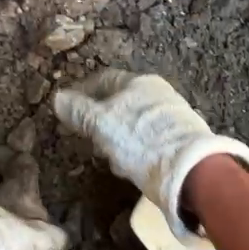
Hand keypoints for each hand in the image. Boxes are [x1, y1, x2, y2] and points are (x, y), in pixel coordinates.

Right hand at [53, 69, 248, 239]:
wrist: (190, 170)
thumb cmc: (140, 140)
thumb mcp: (102, 124)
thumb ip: (79, 111)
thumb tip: (57, 98)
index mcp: (139, 82)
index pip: (104, 79)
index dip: (82, 93)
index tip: (68, 110)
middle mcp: (158, 93)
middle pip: (120, 102)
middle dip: (100, 120)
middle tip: (87, 138)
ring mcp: (171, 116)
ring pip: (133, 123)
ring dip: (117, 138)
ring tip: (108, 158)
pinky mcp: (180, 140)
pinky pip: (148, 140)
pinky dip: (134, 150)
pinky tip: (130, 167)